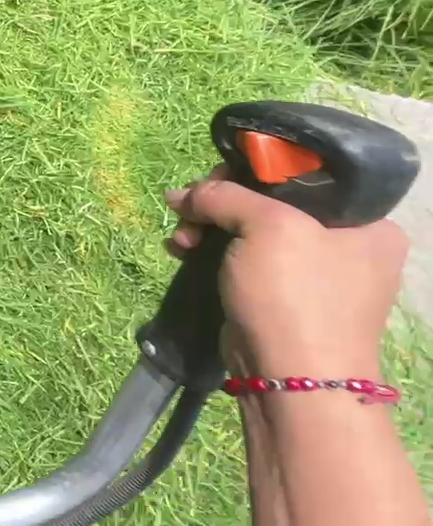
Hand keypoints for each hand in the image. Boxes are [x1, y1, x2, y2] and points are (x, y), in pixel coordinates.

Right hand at [165, 177, 406, 374]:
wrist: (292, 372)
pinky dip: (204, 248)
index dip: (250, 174)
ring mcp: (309, 269)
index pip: (299, 176)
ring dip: (202, 226)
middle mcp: (343, 244)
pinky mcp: (277, 289)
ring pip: (241, 226)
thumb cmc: (295, 293)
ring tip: (181, 240)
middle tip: (188, 213)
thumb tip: (183, 195)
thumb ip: (224, 194)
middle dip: (215, 204)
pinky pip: (234, 252)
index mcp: (366, 225)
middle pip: (263, 200)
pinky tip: (181, 251)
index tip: (214, 184)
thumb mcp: (266, 226)